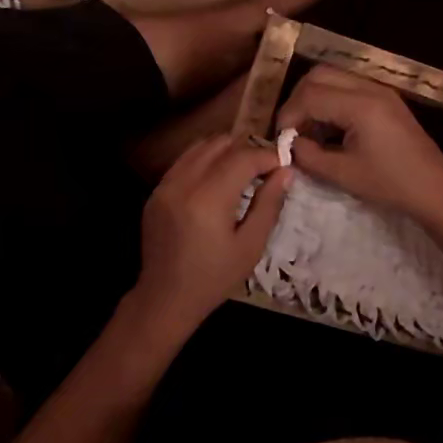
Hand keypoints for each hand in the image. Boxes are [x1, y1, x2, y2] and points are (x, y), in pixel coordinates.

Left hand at [125, 135, 291, 331]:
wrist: (166, 298)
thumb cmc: (215, 277)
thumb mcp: (251, 245)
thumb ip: (269, 204)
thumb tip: (286, 172)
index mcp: (209, 198)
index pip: (243, 157)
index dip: (268, 156)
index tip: (283, 166)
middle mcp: (183, 183)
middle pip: (221, 144)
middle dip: (247, 151)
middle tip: (264, 170)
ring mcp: (165, 185)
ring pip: (200, 146)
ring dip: (225, 152)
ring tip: (242, 173)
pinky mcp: (156, 192)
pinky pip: (184, 161)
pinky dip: (205, 161)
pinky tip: (217, 182)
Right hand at [276, 66, 442, 224]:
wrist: (434, 188)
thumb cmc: (390, 184)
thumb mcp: (343, 174)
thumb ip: (309, 155)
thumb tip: (290, 144)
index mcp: (360, 105)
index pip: (310, 95)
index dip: (288, 115)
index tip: (282, 140)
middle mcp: (370, 88)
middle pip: (319, 75)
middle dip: (299, 99)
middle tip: (292, 130)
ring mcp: (381, 91)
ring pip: (334, 77)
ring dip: (315, 98)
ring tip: (310, 132)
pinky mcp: (386, 99)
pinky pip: (350, 87)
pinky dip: (332, 101)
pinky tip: (330, 130)